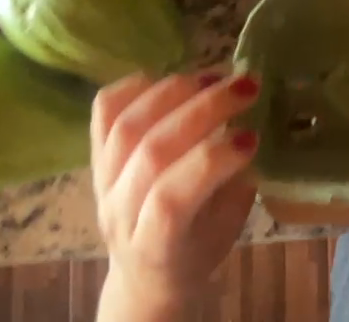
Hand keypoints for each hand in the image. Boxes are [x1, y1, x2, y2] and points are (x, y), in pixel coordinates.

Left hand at [91, 71, 261, 321]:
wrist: (145, 271)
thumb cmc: (197, 247)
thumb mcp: (226, 227)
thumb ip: (233, 181)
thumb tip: (248, 123)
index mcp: (154, 246)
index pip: (170, 200)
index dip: (211, 161)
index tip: (252, 136)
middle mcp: (118, 212)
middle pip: (152, 151)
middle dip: (206, 110)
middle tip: (247, 86)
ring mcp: (102, 181)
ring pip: (129, 125)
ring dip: (177, 90)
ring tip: (214, 76)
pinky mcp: (96, 153)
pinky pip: (105, 109)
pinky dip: (138, 85)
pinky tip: (173, 78)